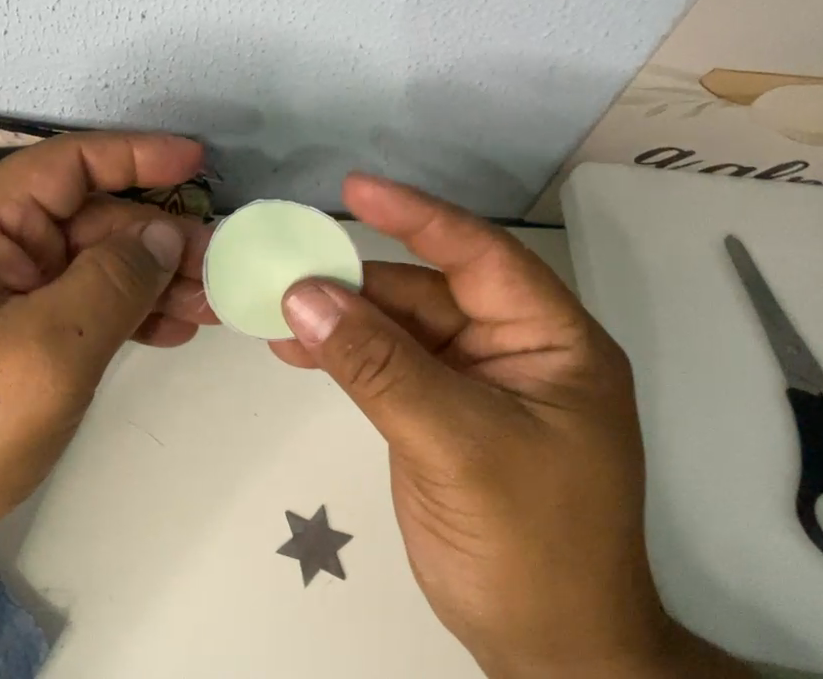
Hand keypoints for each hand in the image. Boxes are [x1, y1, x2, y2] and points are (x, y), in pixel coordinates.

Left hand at [0, 133, 213, 553]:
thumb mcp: (53, 346)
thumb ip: (115, 279)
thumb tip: (164, 233)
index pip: (66, 164)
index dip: (134, 155)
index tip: (197, 162)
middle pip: (89, 218)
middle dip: (156, 239)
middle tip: (220, 268)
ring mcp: (5, 290)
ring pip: (93, 262)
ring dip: (151, 280)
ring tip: (209, 306)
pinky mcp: (18, 330)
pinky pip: (82, 302)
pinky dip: (127, 312)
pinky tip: (172, 331)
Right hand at [273, 173, 747, 678]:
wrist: (547, 648)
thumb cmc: (532, 540)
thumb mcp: (458, 443)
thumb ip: (378, 365)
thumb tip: (302, 295)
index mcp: (549, 341)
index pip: (480, 257)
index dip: (418, 217)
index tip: (353, 189)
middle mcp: (510, 350)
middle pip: (425, 290)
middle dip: (357, 280)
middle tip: (284, 268)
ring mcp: (470, 384)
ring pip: (395, 328)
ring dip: (339, 317)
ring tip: (273, 309)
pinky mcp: (435, 415)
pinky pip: (380, 366)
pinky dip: (338, 354)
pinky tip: (293, 350)